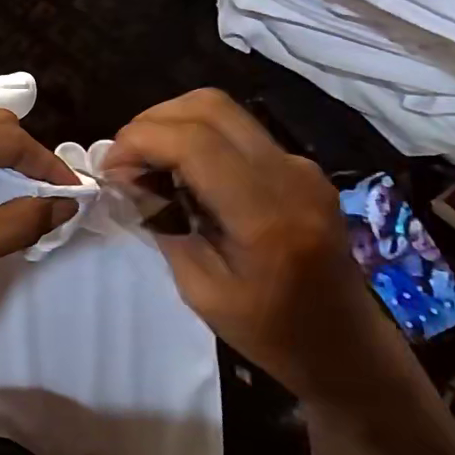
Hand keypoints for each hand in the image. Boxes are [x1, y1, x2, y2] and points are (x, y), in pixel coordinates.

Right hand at [103, 89, 410, 406]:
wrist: (345, 347)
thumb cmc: (268, 331)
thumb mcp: (198, 288)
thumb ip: (161, 223)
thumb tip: (124, 178)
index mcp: (266, 215)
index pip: (193, 142)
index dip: (139, 142)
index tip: (109, 170)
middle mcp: (289, 175)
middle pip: (207, 107)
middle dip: (150, 124)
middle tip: (123, 162)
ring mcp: (299, 165)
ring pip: (220, 109)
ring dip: (170, 126)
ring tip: (146, 164)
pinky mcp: (298, 166)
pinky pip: (234, 129)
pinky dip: (192, 137)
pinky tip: (178, 173)